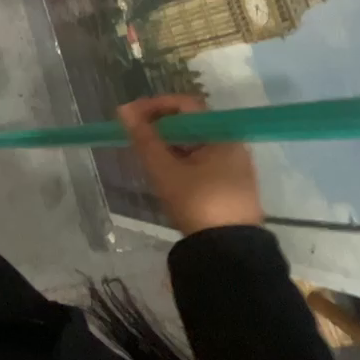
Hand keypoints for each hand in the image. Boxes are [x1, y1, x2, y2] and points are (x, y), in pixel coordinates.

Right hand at [118, 95, 263, 235]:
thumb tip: (123, 109)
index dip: (155, 105)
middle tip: (136, 136)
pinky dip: (182, 160)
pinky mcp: (233, 187)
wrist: (229, 254)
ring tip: (147, 156)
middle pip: (191, 123)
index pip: (186, 105)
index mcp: (223, 136)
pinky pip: (203, 161)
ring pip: (195, 144)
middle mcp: (234, 146)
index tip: (131, 115)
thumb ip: (143, 137)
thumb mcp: (164, 169)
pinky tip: (166, 173)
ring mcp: (236, 168)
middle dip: (160, 126)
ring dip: (169, 144)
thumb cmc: (197, 203)